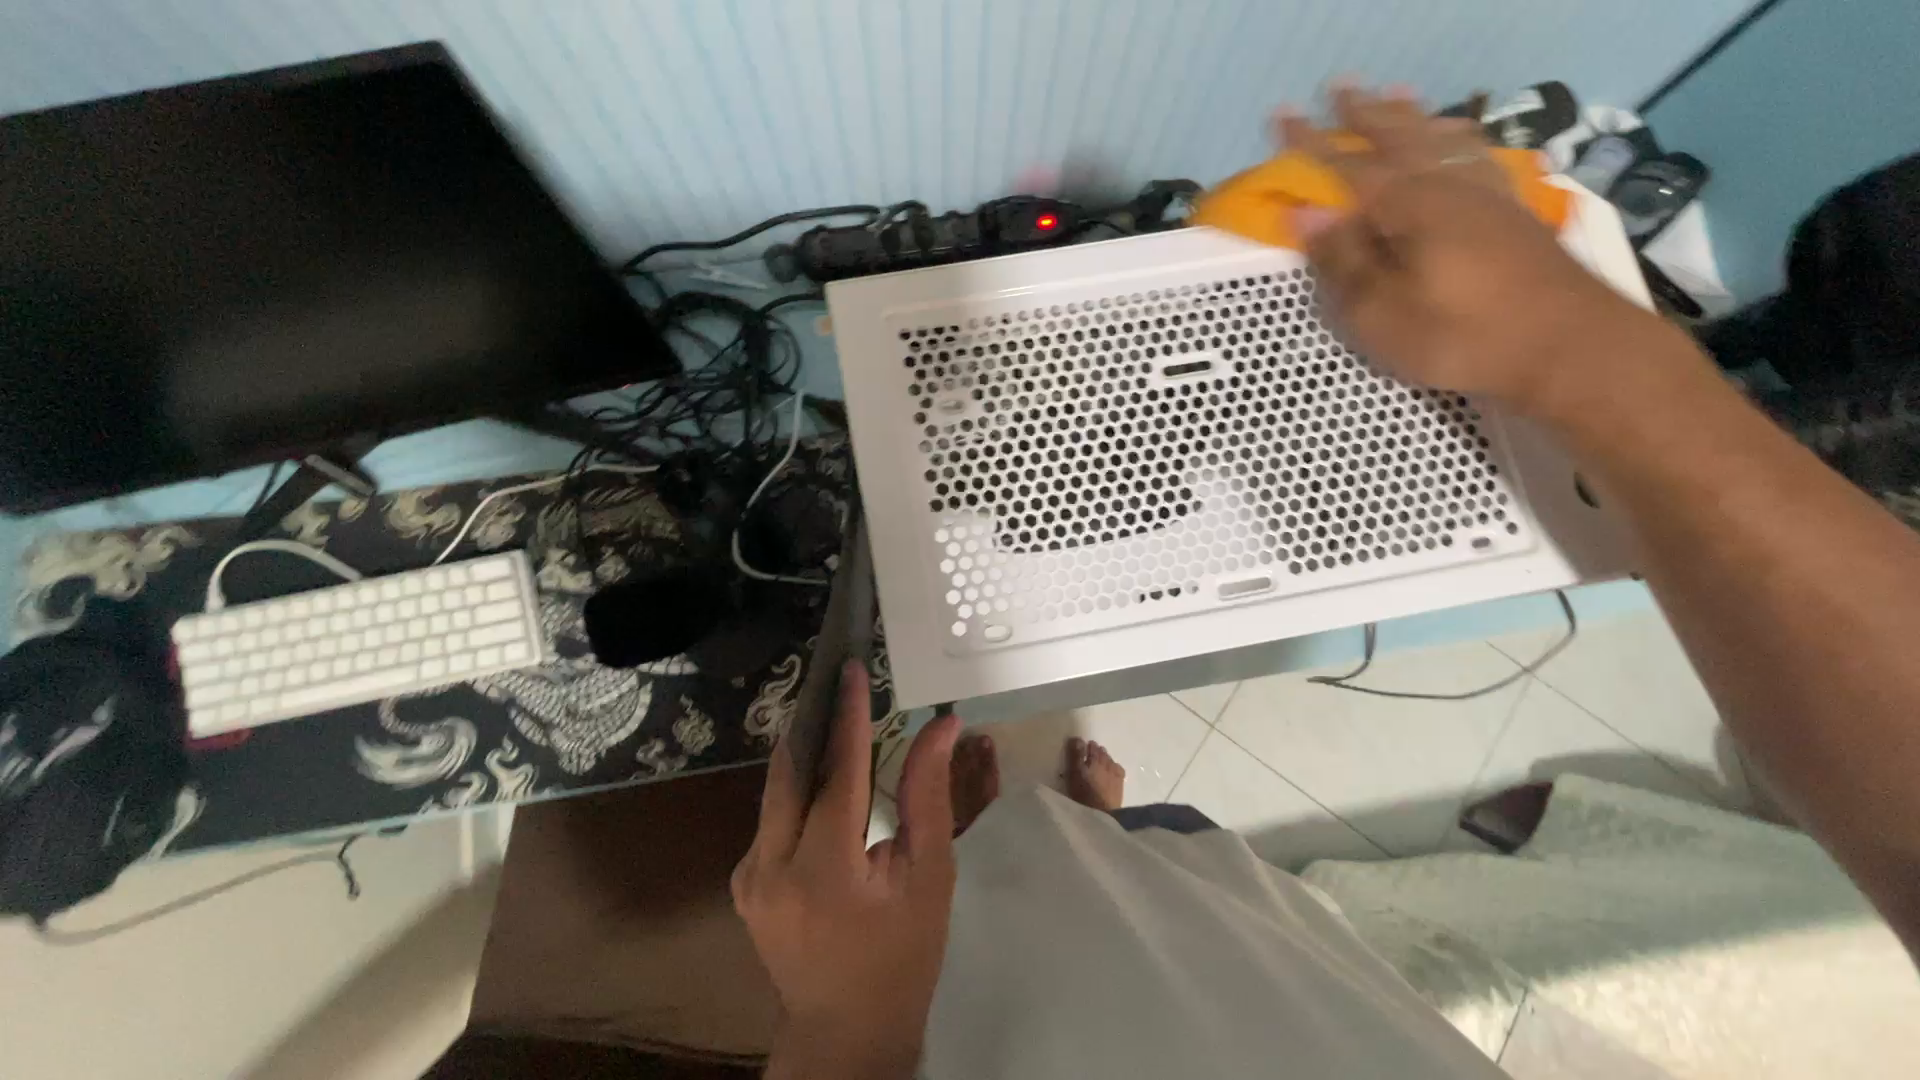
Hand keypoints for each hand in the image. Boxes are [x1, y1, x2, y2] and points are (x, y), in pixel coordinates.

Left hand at [732, 661, 962, 1079]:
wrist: (846, 1030)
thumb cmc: (902, 956)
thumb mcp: (928, 877)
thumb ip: (927, 796)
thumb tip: (941, 727)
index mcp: (823, 869)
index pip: (837, 772)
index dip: (847, 716)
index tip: (852, 669)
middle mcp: (769, 866)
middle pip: (788, 771)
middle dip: (813, 721)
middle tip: (835, 678)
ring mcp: (747, 875)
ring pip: (775, 791)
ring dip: (805, 753)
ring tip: (833, 713)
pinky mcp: (743, 881)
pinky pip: (771, 817)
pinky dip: (798, 789)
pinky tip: (823, 773)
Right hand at [1278, 84, 1668, 414]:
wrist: (1566, 345)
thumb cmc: (1459, 334)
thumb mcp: (1380, 311)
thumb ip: (1342, 259)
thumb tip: (1305, 212)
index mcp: (1407, 205)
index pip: (1345, 165)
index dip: (1310, 143)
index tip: (1283, 115)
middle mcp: (1446, 185)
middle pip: (1399, 136)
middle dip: (1364, 113)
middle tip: (1341, 88)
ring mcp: (1485, 195)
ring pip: (1442, 139)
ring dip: (1412, 116)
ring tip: (1397, 96)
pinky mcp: (1511, 212)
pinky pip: (1477, 155)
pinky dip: (1459, 137)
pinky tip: (1459, 138)